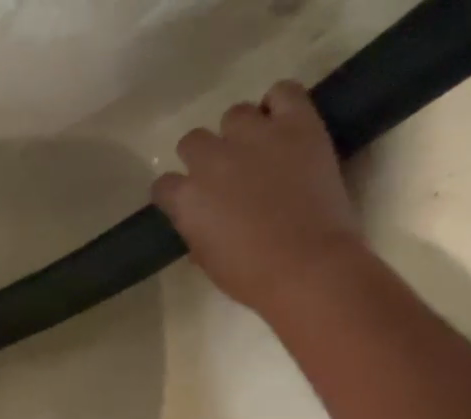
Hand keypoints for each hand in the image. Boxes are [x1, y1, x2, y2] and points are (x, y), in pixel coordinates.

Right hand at [152, 81, 367, 312]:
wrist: (307, 265)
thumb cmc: (249, 275)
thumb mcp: (206, 257)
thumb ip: (195, 228)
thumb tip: (199, 218)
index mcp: (185, 198)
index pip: (163, 184)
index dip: (176, 192)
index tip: (190, 201)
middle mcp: (212, 161)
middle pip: (192, 141)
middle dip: (204, 155)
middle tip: (225, 171)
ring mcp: (255, 139)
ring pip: (234, 113)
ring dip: (240, 130)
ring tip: (258, 146)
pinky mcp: (297, 126)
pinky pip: (283, 92)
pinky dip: (280, 102)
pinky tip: (283, 122)